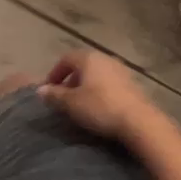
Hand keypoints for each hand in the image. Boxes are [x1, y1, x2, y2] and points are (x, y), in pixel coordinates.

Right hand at [38, 50, 164, 145]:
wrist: (140, 122)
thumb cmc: (101, 108)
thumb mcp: (72, 104)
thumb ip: (55, 95)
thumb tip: (40, 89)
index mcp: (89, 58)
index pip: (65, 59)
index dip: (54, 73)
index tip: (48, 90)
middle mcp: (105, 58)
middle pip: (82, 65)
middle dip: (70, 80)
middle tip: (64, 98)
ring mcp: (121, 70)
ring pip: (97, 74)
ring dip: (86, 86)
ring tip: (81, 104)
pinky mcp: (133, 84)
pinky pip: (109, 83)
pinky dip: (100, 91)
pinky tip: (100, 108)